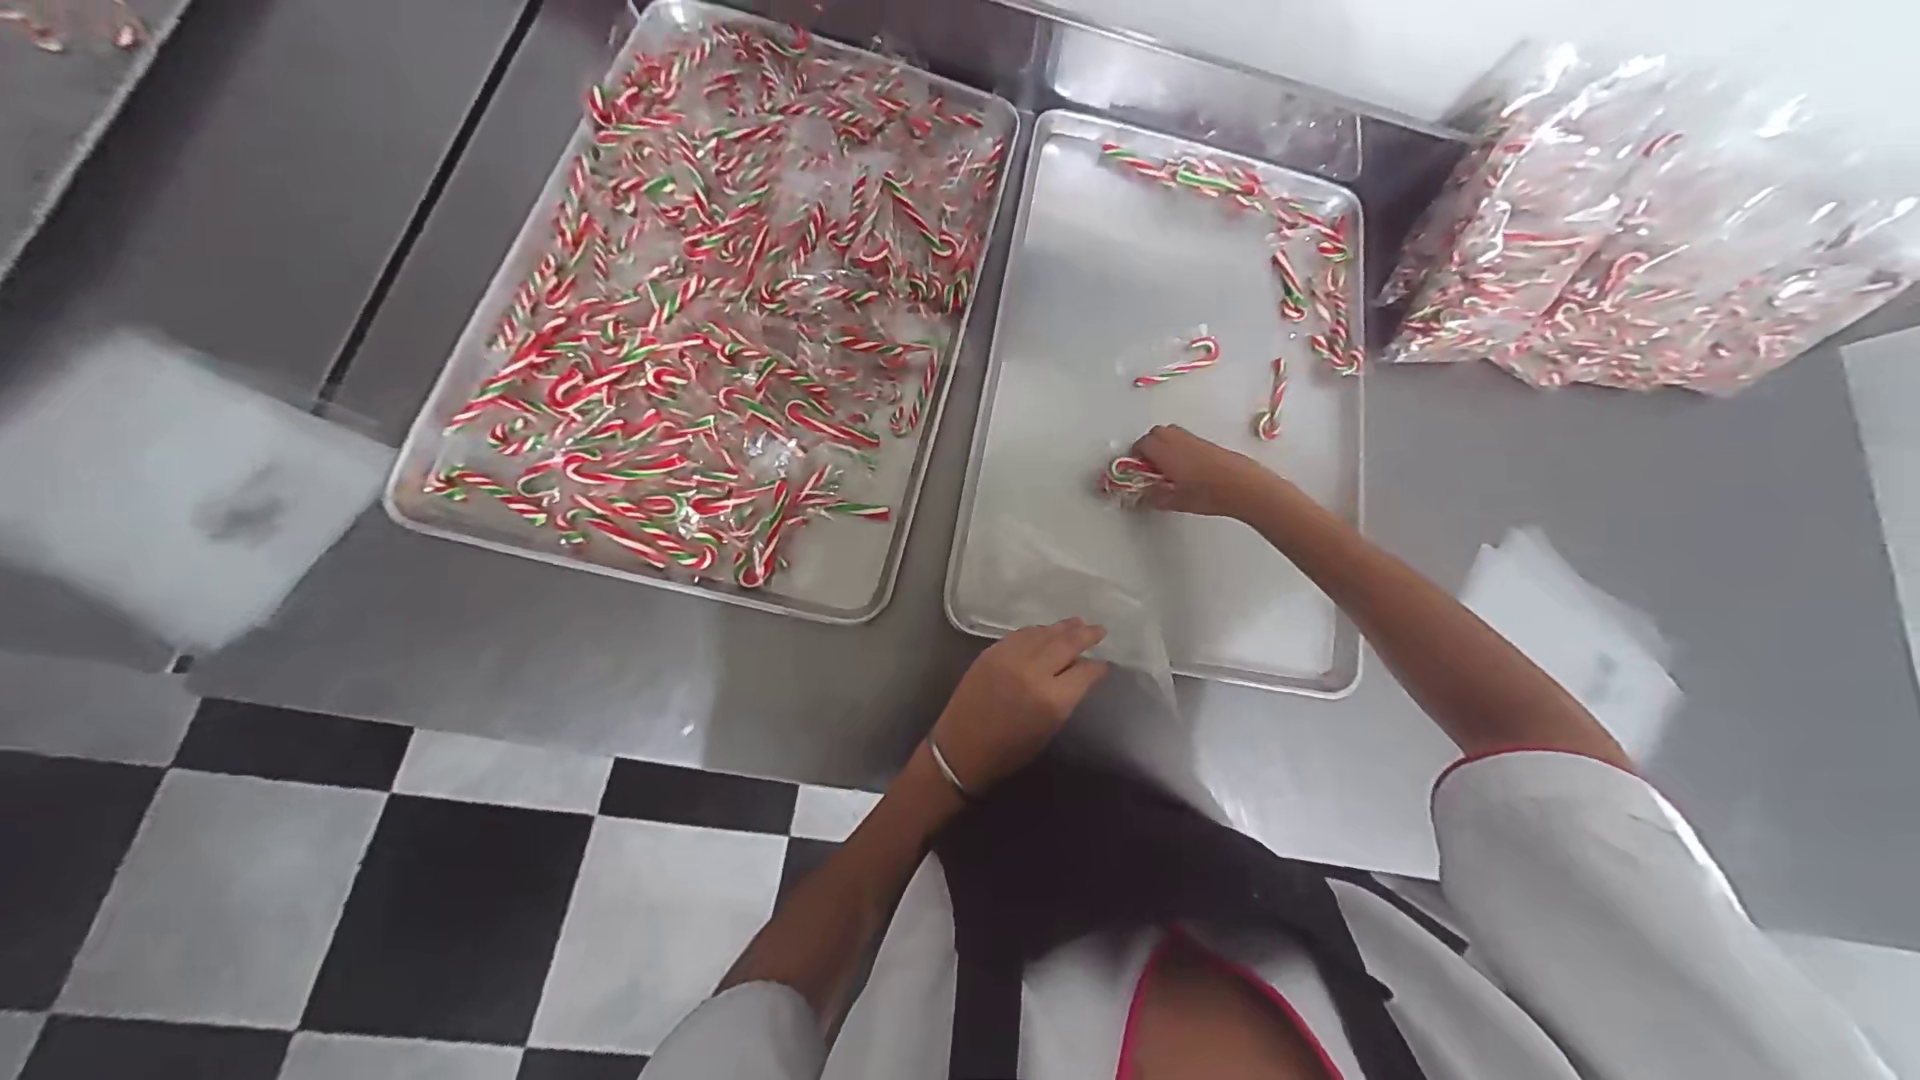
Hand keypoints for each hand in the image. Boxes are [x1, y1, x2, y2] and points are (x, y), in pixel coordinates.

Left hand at [929, 618, 1108, 792]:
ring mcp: (1010, 658)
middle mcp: (1033, 671)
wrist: (962, 747)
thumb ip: (1066, 698)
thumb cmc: (1009, 750)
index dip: (1097, 667)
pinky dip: (1037, 631)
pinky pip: (1020, 634)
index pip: (1084, 672)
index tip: (1103, 664)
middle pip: (1066, 643)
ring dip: (1062, 627)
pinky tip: (1045, 631)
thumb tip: (1080, 674)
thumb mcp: (1048, 729)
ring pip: (1043, 633)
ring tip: (1077, 623)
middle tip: (1099, 629)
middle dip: (1086, 635)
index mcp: (1052, 699)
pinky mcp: (991, 652)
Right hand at [1131, 424, 1281, 518]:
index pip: (1139, 445)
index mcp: (1162, 449)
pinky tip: (1184, 470)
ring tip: (1166, 470)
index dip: (1134, 459)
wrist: (1243, 487)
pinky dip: (1178, 449)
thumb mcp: (1174, 501)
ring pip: (1169, 435)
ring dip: (1163, 447)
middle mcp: (1176, 439)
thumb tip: (1145, 495)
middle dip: (1148, 449)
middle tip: (1148, 469)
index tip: (1135, 473)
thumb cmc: (1208, 492)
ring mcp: (1193, 439)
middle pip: (1153, 435)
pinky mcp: (1206, 443)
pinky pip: (1184, 440)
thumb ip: (1154, 496)